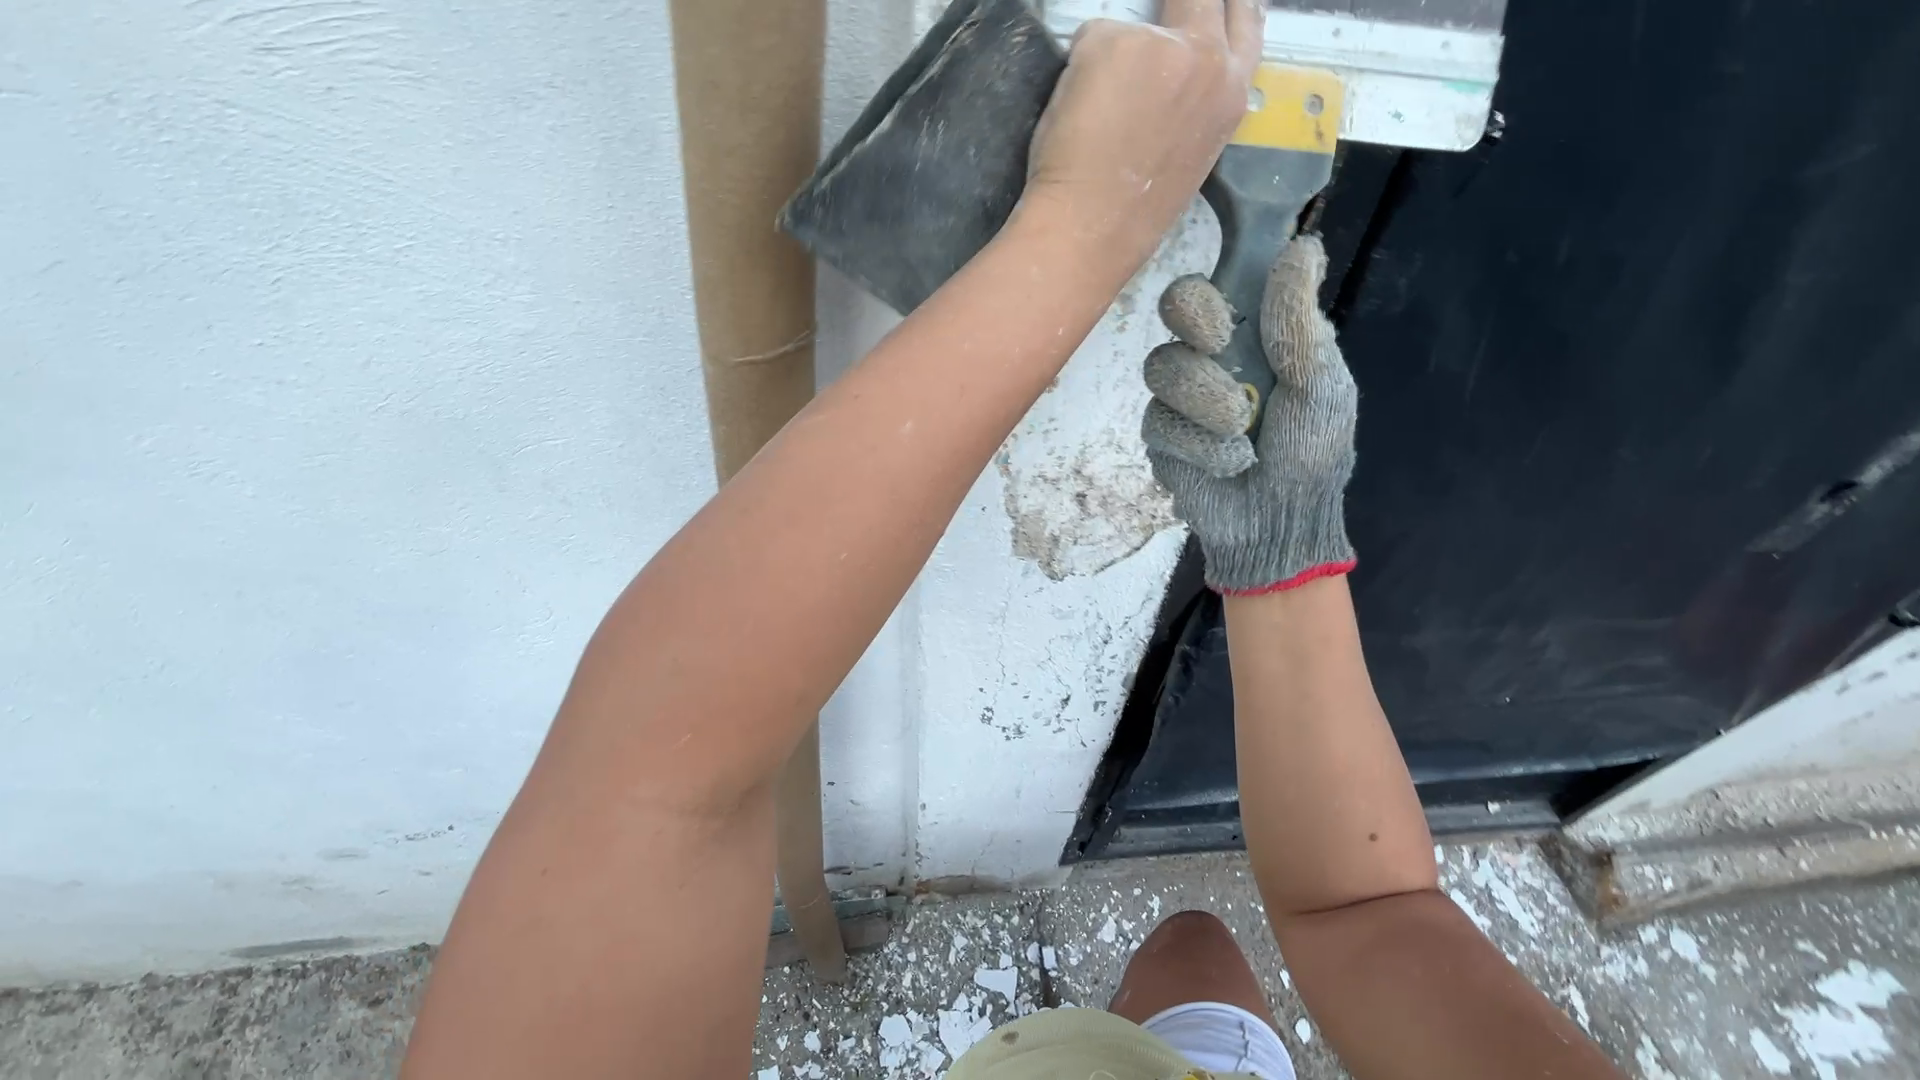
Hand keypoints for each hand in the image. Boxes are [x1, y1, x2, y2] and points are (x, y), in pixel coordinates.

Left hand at [1018, 0, 1265, 272]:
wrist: (1091, 229)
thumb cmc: (1133, 206)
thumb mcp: (1191, 146)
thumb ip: (1196, 96)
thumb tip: (1175, 69)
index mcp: (1233, 93)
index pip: (1245, 18)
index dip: (1220, 9)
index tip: (1198, 8)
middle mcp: (1208, 59)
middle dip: (1180, 3)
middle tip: (1150, 31)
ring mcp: (1162, 46)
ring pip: (1136, 23)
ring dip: (1117, 52)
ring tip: (1098, 108)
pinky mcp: (1113, 42)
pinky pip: (1092, 38)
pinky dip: (1079, 67)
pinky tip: (1076, 115)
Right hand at [1141, 234, 1358, 593]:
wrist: (1281, 522)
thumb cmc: (1313, 452)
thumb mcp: (1322, 387)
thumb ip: (1300, 325)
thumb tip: (1301, 248)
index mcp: (1252, 334)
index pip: (1215, 287)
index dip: (1208, 289)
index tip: (1230, 316)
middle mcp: (1210, 356)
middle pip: (1172, 310)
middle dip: (1194, 324)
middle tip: (1220, 348)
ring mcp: (1179, 397)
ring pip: (1162, 368)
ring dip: (1208, 400)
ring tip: (1242, 433)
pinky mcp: (1161, 437)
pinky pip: (1161, 423)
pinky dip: (1201, 445)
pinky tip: (1230, 463)